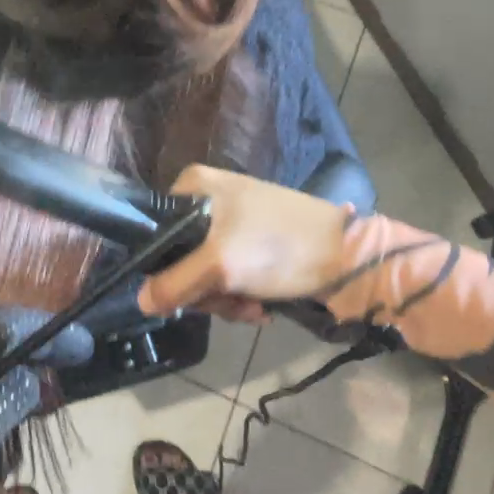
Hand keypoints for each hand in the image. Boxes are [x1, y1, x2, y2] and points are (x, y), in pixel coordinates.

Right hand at [137, 166, 350, 320]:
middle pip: (180, 257)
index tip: (193, 290)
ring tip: (252, 308)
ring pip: (206, 271)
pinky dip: (242, 294)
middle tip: (231, 301)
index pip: (154, 232)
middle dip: (205, 289)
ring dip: (226, 298)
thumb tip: (142, 301)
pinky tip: (261, 306)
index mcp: (193, 185)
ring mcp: (233, 219)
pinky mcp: (254, 240)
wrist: (351, 257)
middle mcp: (208, 197)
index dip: (167, 268)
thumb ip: (175, 284)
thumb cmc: (281, 248)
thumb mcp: (221, 266)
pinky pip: (230, 272)